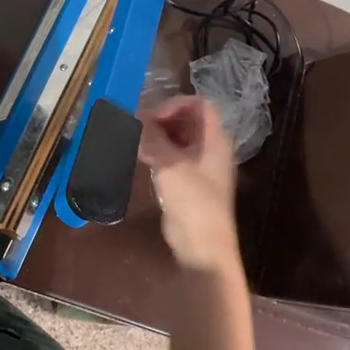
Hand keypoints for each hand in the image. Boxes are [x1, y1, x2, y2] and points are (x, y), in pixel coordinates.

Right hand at [139, 96, 240, 273]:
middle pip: (188, 120)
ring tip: (135, 142)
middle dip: (162, 119)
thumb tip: (134, 118)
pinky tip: (141, 159)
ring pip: (179, 139)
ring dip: (157, 137)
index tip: (151, 117)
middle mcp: (210, 149)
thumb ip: (152, 139)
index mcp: (215, 140)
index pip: (199, 105)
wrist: (203, 245)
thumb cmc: (192, 201)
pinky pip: (174, 158)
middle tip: (137, 128)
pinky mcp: (189, 183)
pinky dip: (158, 153)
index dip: (174, 104)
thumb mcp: (169, 165)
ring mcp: (201, 167)